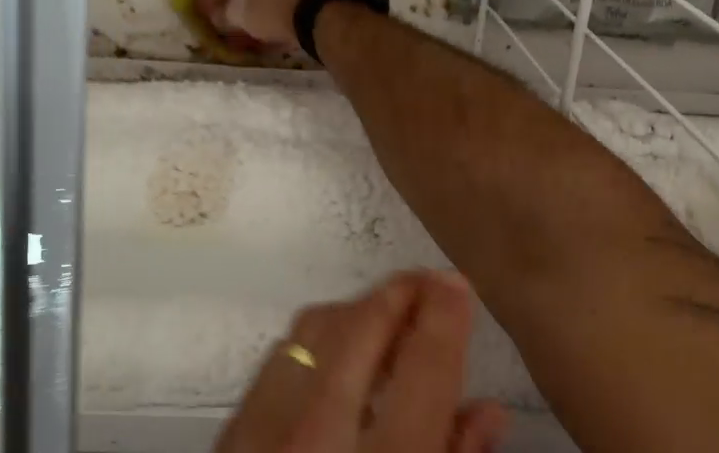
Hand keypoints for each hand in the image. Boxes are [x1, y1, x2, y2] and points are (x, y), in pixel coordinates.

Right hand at [199, 0, 315, 50]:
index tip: (200, 9)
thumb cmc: (270, 9)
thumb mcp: (240, 14)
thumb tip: (216, 16)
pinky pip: (277, 5)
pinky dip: (266, 17)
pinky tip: (263, 32)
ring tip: (241, 30)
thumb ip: (224, 14)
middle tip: (221, 19)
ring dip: (250, 12)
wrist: (316, 13)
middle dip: (231, 3)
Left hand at [214, 271, 505, 452]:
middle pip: (361, 330)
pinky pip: (279, 360)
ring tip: (389, 312)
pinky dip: (314, 341)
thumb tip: (486, 413)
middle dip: (400, 294)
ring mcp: (264, 434)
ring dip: (356, 311)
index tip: (457, 285)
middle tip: (429, 282)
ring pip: (313, 332)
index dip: (445, 317)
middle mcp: (318, 440)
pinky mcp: (231, 437)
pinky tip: (335, 352)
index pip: (423, 370)